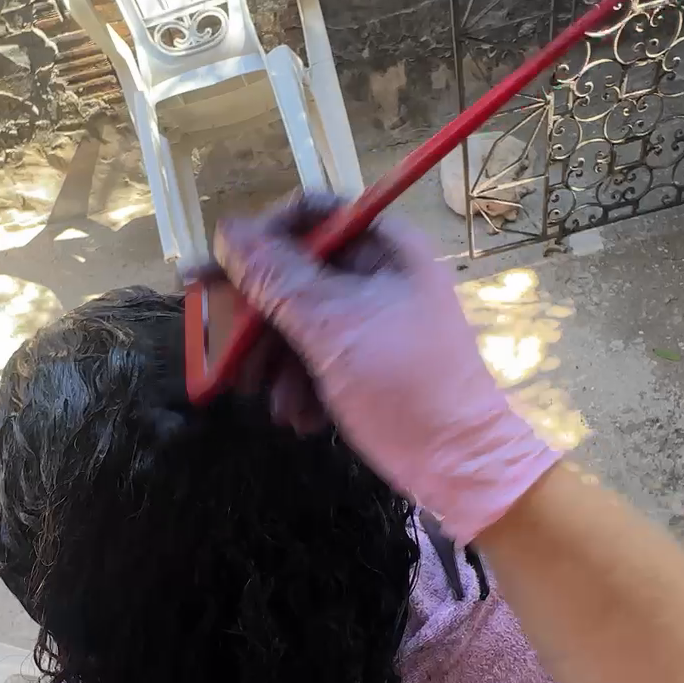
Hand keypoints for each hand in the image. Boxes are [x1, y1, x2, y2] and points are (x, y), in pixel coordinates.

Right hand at [208, 193, 559, 542]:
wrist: (461, 467)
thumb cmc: (405, 389)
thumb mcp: (334, 331)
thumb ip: (277, 280)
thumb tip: (226, 231)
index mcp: (385, 248)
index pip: (311, 215)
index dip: (261, 239)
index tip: (222, 273)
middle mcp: (380, 275)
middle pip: (297, 274)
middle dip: (261, 320)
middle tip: (223, 352)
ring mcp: (375, 320)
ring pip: (302, 322)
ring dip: (278, 364)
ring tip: (273, 405)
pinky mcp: (369, 361)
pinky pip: (320, 356)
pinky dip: (303, 385)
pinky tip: (302, 420)